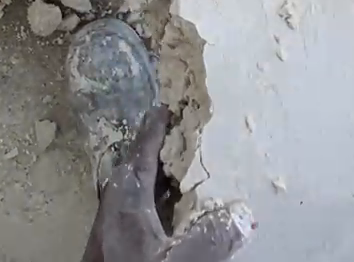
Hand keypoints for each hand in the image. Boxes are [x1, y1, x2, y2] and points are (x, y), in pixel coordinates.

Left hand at [85, 107, 253, 261]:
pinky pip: (135, 212)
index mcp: (126, 197)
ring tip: (179, 171)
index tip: (165, 106)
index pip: (141, 151)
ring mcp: (110, 230)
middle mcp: (113, 207)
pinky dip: (153, 203)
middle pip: (136, 167)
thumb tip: (243, 212)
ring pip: (134, 191)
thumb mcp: (180, 261)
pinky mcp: (112, 249)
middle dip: (157, 150)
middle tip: (179, 135)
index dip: (155, 127)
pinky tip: (168, 216)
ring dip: (155, 178)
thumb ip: (212, 237)